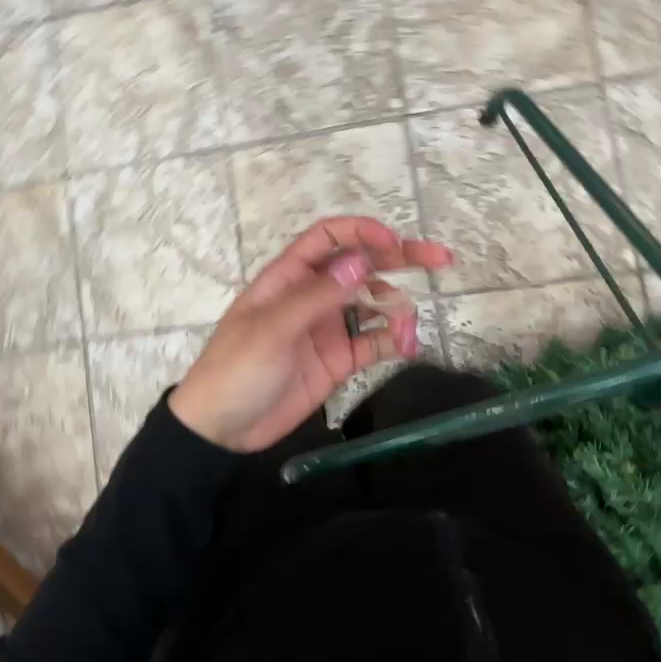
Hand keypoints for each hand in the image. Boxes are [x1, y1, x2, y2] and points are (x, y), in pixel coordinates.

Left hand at [169, 216, 452, 452]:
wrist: (220, 429)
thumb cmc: (236, 369)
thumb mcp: (272, 329)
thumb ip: (317, 296)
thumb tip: (361, 260)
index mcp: (287, 278)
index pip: (328, 239)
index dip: (362, 233)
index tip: (395, 243)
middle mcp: (310, 296)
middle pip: (359, 266)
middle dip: (398, 259)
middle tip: (440, 260)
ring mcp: (325, 329)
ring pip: (373, 304)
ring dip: (396, 308)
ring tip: (407, 327)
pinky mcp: (336, 362)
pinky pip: (373, 343)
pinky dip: (393, 341)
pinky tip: (408, 347)